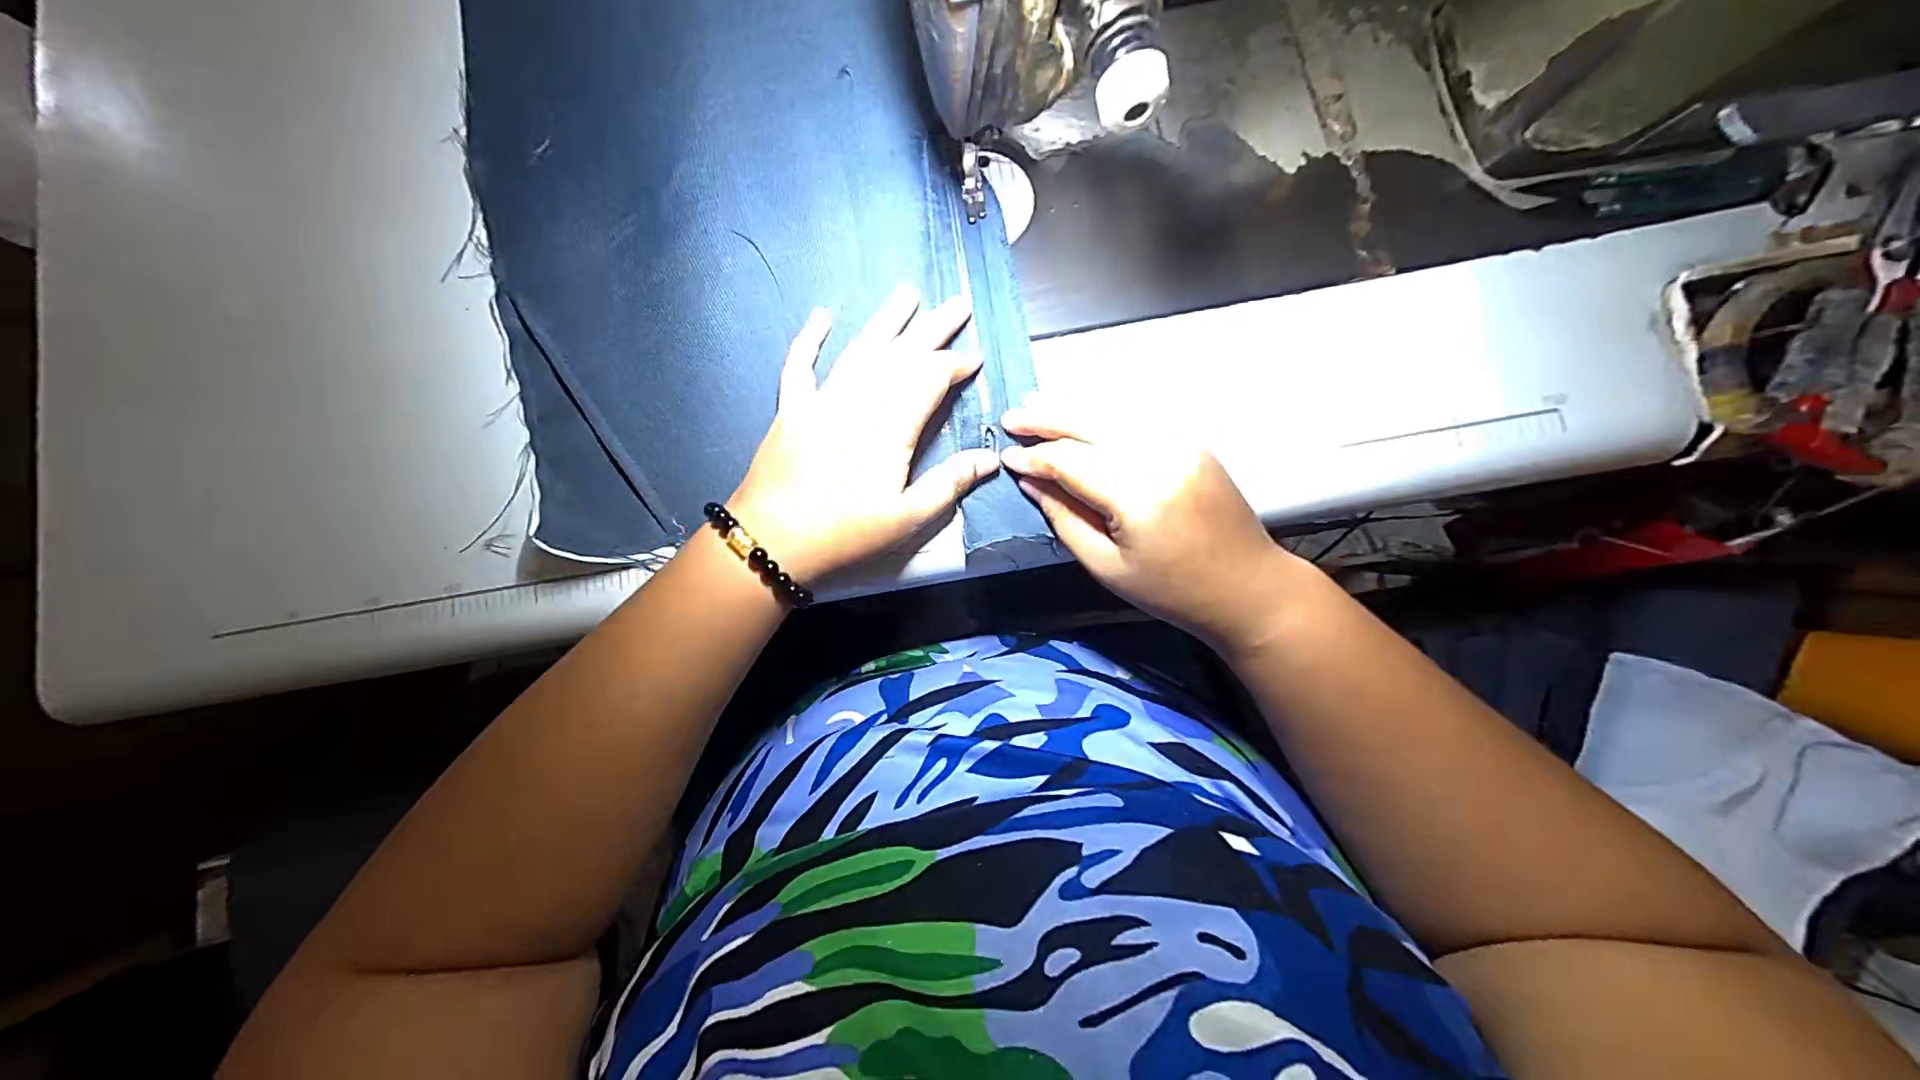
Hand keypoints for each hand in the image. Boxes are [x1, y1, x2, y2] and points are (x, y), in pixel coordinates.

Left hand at [727, 285, 1001, 582]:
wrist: (773, 540)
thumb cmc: (844, 533)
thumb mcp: (906, 518)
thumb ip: (948, 483)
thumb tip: (989, 458)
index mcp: (891, 428)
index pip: (929, 380)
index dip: (954, 365)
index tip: (975, 356)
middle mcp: (858, 402)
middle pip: (901, 355)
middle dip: (933, 329)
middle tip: (958, 304)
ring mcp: (821, 401)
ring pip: (859, 349)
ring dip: (885, 321)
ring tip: (907, 293)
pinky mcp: (791, 409)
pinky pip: (800, 365)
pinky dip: (809, 339)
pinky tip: (822, 316)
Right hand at [1000, 393, 1310, 653]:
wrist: (1247, 586)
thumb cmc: (1172, 591)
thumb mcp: (1106, 567)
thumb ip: (1064, 518)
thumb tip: (1031, 480)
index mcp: (1137, 495)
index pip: (1071, 461)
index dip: (1035, 457)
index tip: (1007, 457)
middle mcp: (1160, 457)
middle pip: (1091, 423)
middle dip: (1048, 417)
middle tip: (1012, 416)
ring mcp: (1181, 444)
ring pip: (1115, 411)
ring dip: (1074, 405)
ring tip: (1038, 403)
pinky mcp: (1192, 443)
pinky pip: (1140, 416)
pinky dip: (1106, 409)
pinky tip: (1083, 408)